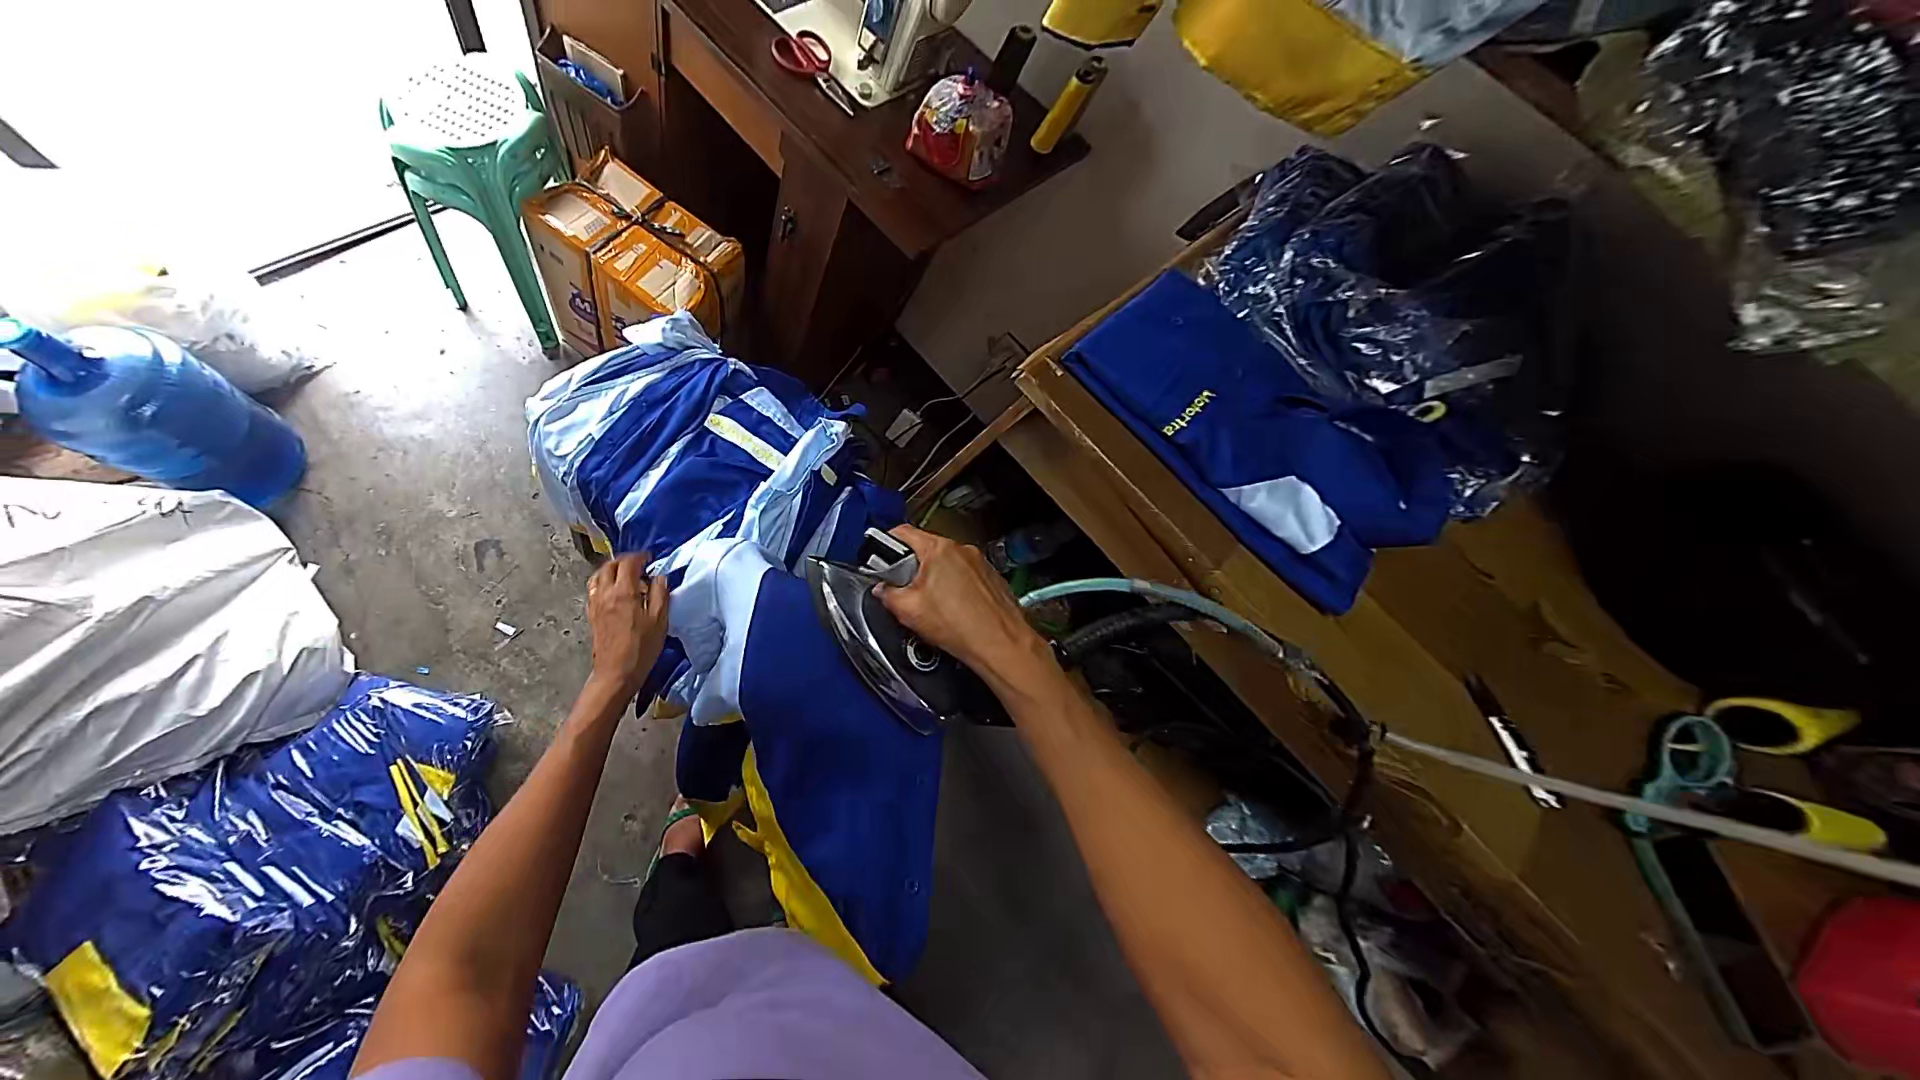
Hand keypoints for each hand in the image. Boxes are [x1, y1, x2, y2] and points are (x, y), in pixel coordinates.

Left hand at [586, 554, 669, 696]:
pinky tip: (615, 592)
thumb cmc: (642, 648)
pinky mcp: (592, 614)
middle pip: (610, 566)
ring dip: (612, 570)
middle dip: (625, 561)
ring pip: (598, 576)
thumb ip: (661, 594)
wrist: (616, 672)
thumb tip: (659, 578)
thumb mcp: (660, 620)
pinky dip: (604, 583)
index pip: (628, 563)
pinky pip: (594, 589)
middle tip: (639, 565)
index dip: (640, 557)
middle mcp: (605, 594)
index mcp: (624, 592)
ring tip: (627, 576)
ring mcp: (595, 604)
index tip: (650, 558)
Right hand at [874, 525, 1055, 690]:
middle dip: (912, 570)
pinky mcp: (991, 578)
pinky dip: (956, 590)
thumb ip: (887, 594)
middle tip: (907, 593)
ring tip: (934, 608)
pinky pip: (965, 577)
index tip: (882, 562)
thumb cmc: (961, 626)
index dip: (886, 545)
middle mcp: (962, 549)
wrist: (1000, 644)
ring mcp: (980, 563)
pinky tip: (954, 612)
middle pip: (925, 549)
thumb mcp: (908, 611)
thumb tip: (883, 590)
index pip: (902, 532)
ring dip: (936, 580)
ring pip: (947, 564)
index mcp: (939, 549)